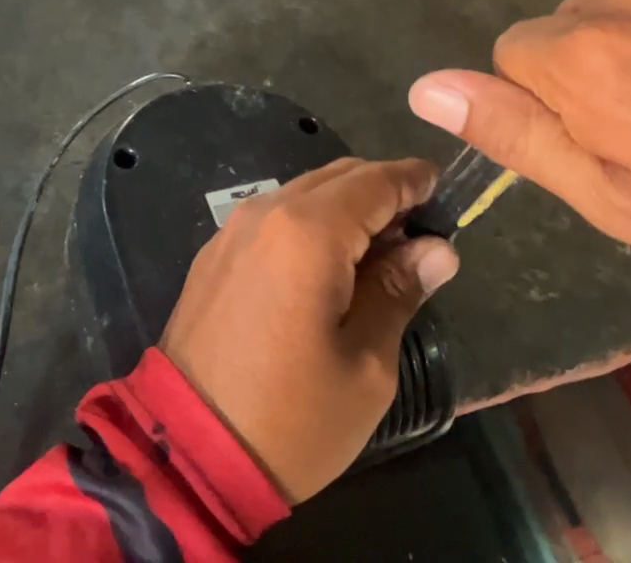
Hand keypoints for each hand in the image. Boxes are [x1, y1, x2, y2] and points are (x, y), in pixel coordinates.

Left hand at [159, 158, 458, 503]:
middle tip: (419, 229)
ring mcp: (231, 233)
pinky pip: (272, 219)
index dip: (412, 180)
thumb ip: (399, 290)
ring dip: (344, 207)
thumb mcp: (366, 364)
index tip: (442, 186)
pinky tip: (328, 264)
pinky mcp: (213, 257)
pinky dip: (309, 224)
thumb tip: (437, 249)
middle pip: (336, 178)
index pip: (373, 183)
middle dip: (381, 191)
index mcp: (307, 233)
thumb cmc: (293, 416)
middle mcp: (265, 215)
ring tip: (380, 250)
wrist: (187, 453)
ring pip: (302, 194)